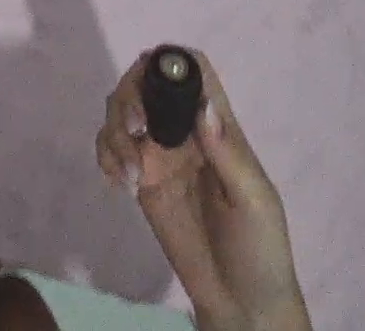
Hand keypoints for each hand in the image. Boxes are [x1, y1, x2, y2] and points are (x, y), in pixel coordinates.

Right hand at [96, 51, 310, 330]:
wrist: (240, 302)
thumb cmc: (259, 248)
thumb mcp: (253, 201)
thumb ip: (226, 154)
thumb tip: (203, 106)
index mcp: (218, 127)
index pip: (194, 72)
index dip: (171, 62)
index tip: (151, 76)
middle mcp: (184, 131)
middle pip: (145, 84)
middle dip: (128, 97)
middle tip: (132, 130)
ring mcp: (159, 154)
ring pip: (120, 113)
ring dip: (114, 133)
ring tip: (130, 176)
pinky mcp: (140, 178)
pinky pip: (110, 149)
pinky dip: (105, 157)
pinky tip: (120, 185)